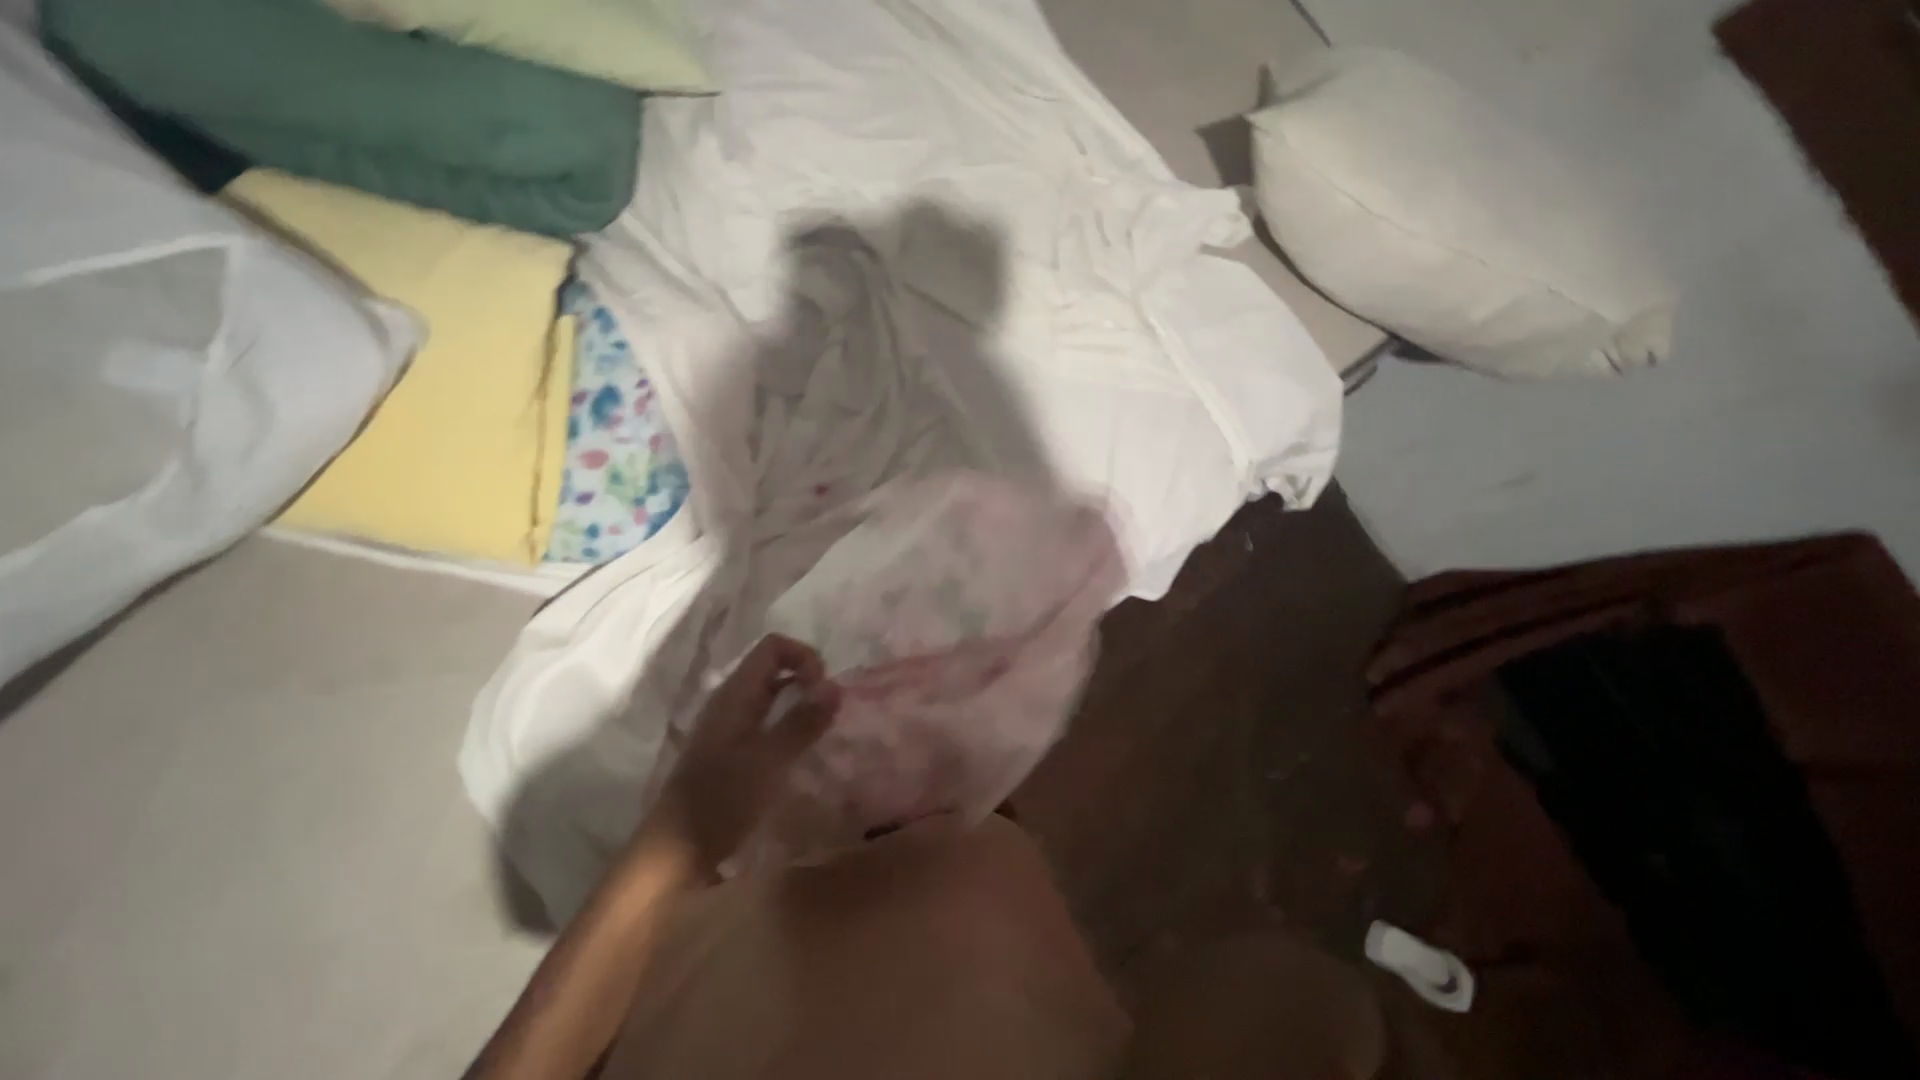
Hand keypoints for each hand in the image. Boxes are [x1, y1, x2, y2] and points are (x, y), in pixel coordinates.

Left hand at [645, 634, 841, 873]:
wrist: (674, 854)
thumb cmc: (720, 802)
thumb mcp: (769, 762)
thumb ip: (802, 722)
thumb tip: (837, 685)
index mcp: (734, 695)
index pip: (772, 646)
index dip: (805, 656)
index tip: (825, 690)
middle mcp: (729, 703)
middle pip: (772, 667)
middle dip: (807, 679)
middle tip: (830, 712)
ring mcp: (727, 728)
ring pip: (770, 696)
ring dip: (799, 704)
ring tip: (822, 731)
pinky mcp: (730, 753)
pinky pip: (765, 722)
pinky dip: (788, 726)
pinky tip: (801, 753)